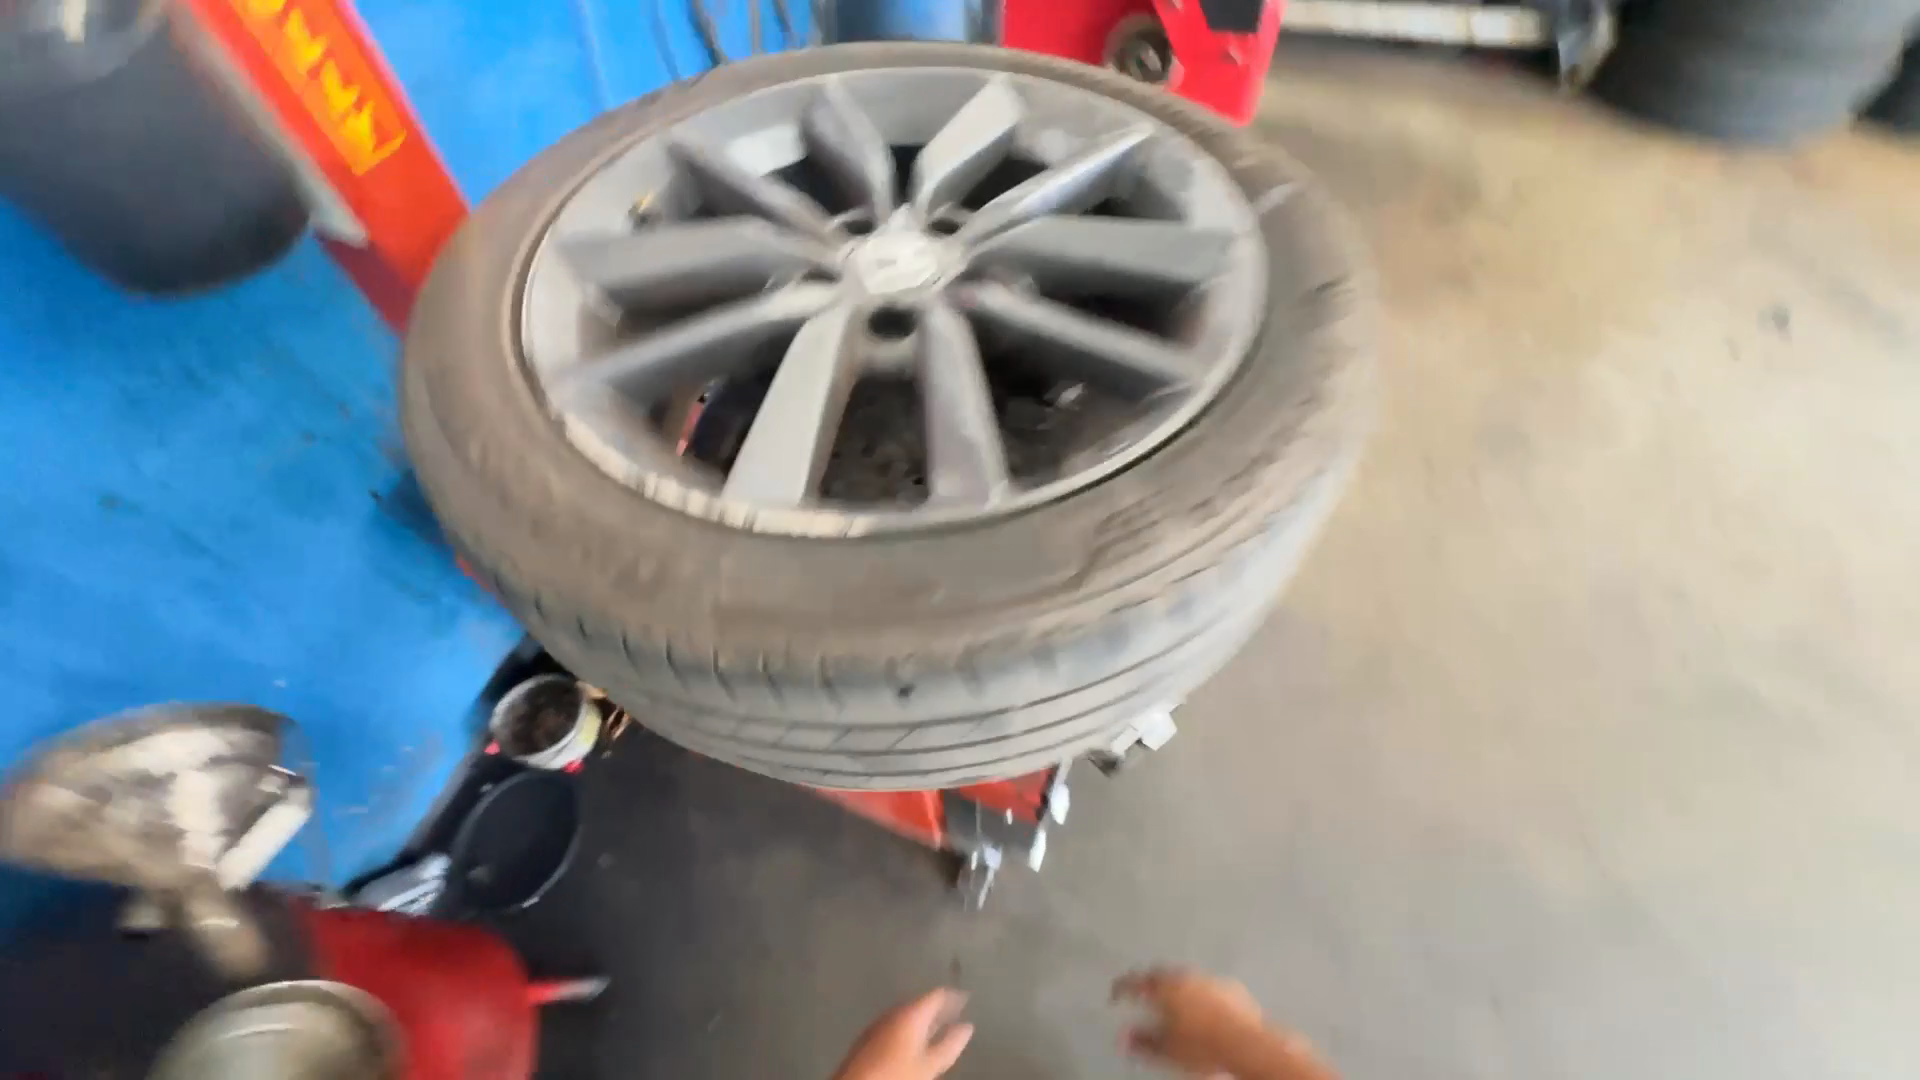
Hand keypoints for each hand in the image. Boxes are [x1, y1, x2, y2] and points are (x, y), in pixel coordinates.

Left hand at [832, 988, 974, 1079]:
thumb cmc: (898, 1073)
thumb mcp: (930, 1064)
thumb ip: (950, 1044)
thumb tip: (967, 1026)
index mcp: (912, 1012)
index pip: (938, 994)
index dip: (954, 995)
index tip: (965, 997)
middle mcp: (895, 1010)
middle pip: (920, 1003)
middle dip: (936, 1009)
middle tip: (952, 1014)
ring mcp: (879, 1021)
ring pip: (905, 1014)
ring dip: (920, 1019)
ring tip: (934, 1029)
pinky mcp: (868, 1035)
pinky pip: (893, 1024)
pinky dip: (905, 1028)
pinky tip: (909, 1042)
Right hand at [1112, 969, 1332, 1079]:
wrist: (1250, 1045)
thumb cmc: (1202, 1049)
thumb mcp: (1167, 1050)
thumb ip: (1142, 1042)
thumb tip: (1120, 1037)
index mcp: (1164, 987)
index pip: (1135, 982)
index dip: (1122, 988)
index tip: (1113, 995)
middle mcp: (1184, 976)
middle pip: (1160, 976)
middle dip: (1149, 985)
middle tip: (1143, 997)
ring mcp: (1208, 979)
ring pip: (1184, 980)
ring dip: (1175, 989)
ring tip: (1172, 1006)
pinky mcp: (1230, 988)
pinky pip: (1205, 987)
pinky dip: (1197, 995)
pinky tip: (1202, 1011)